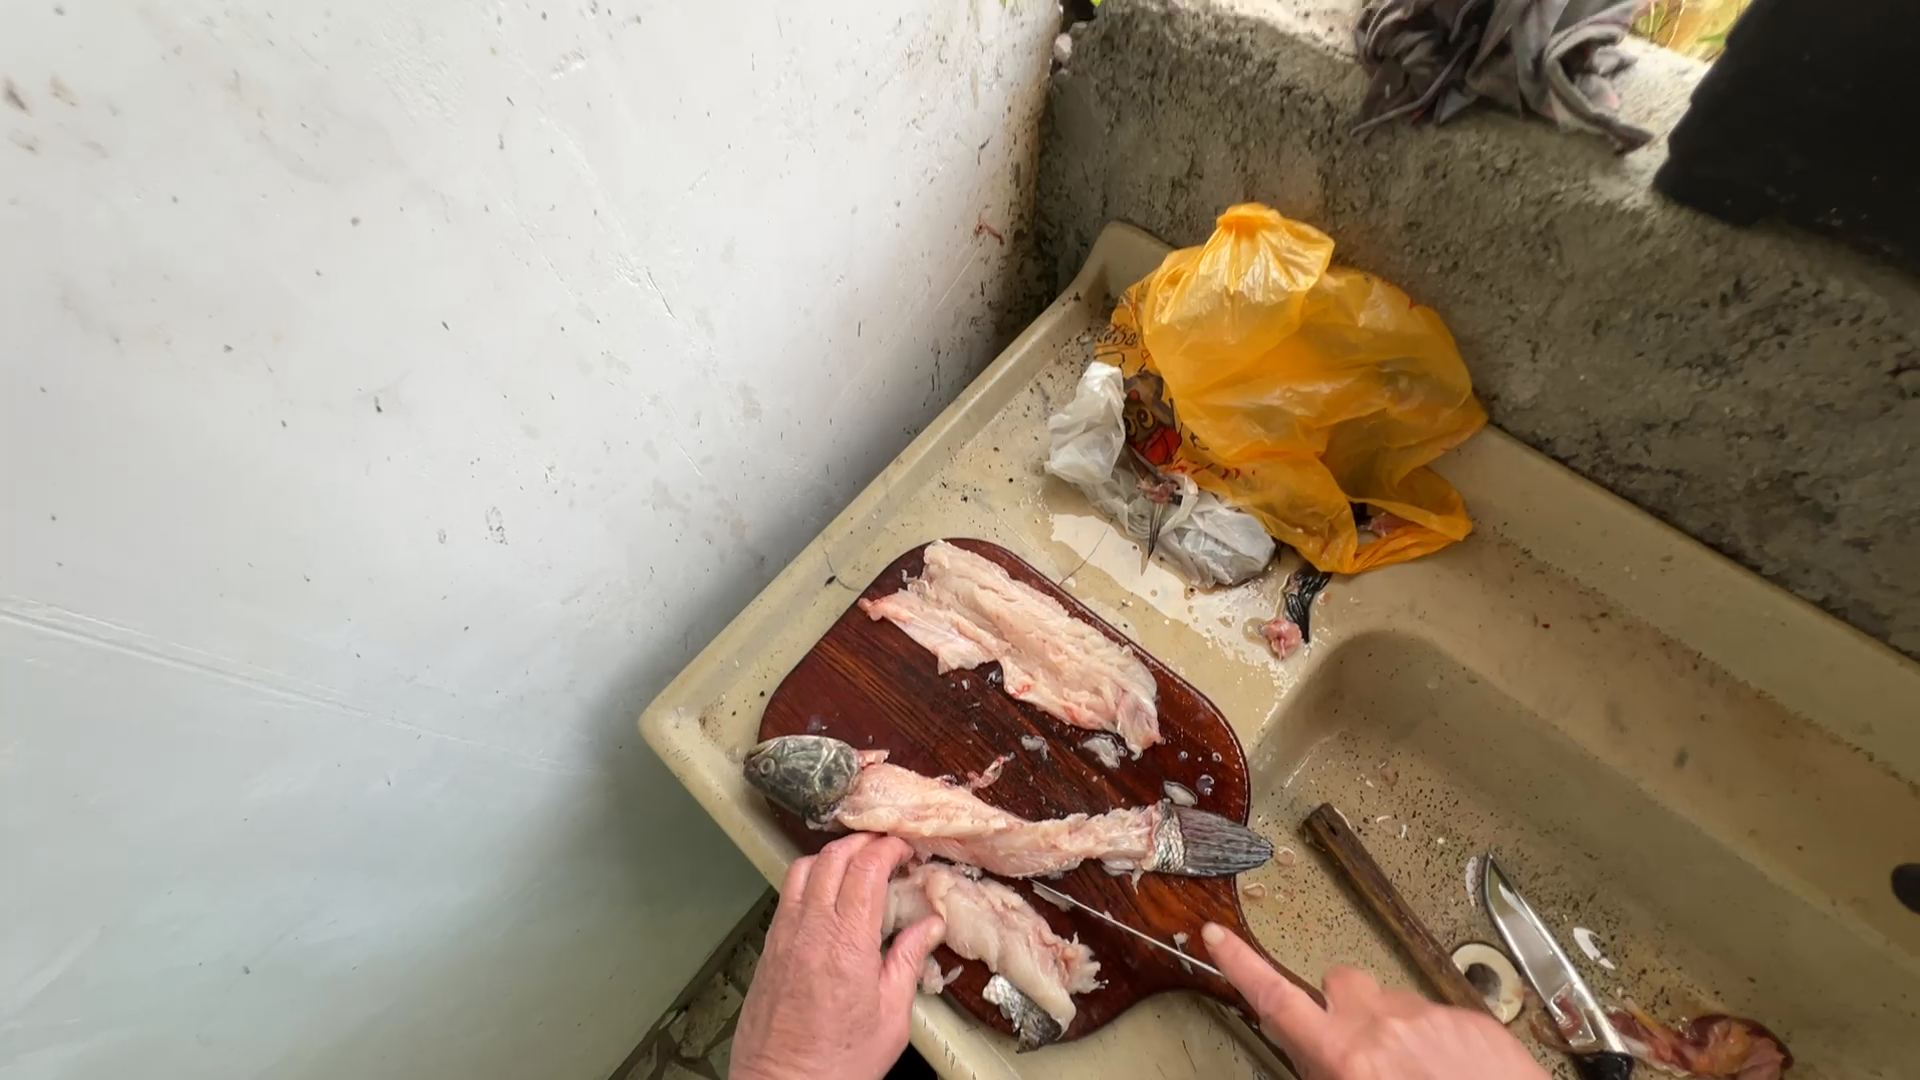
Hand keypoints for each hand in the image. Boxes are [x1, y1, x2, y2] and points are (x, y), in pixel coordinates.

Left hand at [731, 834, 946, 1079]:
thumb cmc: (836, 1065)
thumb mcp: (890, 1018)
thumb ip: (908, 961)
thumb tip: (930, 926)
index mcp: (848, 941)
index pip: (867, 866)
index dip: (889, 848)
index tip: (904, 850)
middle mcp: (813, 928)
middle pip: (835, 856)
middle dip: (864, 842)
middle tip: (885, 849)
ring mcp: (785, 935)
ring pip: (805, 866)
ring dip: (833, 855)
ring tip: (855, 862)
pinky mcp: (769, 947)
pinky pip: (788, 893)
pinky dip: (810, 877)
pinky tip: (826, 892)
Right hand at [1202, 924, 1547, 1079]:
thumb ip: (1328, 1070)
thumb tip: (1317, 1056)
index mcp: (1347, 1060)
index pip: (1278, 1000)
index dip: (1242, 965)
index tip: (1218, 935)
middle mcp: (1381, 1028)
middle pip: (1340, 983)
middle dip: (1345, 1007)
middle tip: (1367, 1054)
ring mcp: (1430, 1018)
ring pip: (1392, 1002)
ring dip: (1396, 1028)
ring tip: (1426, 1077)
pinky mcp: (1473, 1021)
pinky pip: (1439, 1014)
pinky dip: (1442, 1041)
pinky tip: (1461, 1078)